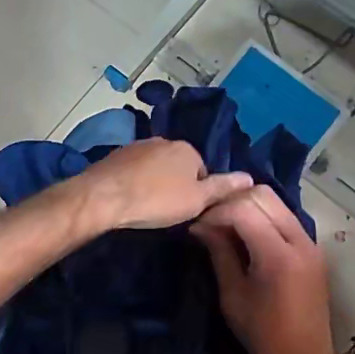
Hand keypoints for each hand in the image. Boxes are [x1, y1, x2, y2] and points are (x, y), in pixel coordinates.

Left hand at [65, 138, 253, 231]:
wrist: (104, 196)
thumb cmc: (156, 200)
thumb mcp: (196, 200)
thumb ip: (222, 188)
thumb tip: (250, 178)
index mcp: (187, 149)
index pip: (204, 172)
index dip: (199, 194)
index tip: (188, 212)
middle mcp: (164, 141)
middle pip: (179, 167)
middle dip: (176, 186)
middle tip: (167, 211)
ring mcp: (137, 146)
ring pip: (156, 168)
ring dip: (154, 183)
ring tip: (147, 207)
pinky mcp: (115, 156)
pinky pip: (135, 170)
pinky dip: (135, 182)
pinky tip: (130, 199)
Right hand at [191, 186, 333, 353]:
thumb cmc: (263, 336)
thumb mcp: (232, 296)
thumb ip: (219, 253)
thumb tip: (199, 224)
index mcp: (278, 255)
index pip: (243, 209)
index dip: (216, 212)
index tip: (197, 226)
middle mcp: (300, 240)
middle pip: (262, 194)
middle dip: (231, 201)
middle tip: (210, 220)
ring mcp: (310, 242)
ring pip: (275, 201)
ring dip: (247, 205)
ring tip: (224, 225)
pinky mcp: (312, 247)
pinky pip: (283, 215)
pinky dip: (261, 215)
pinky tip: (244, 234)